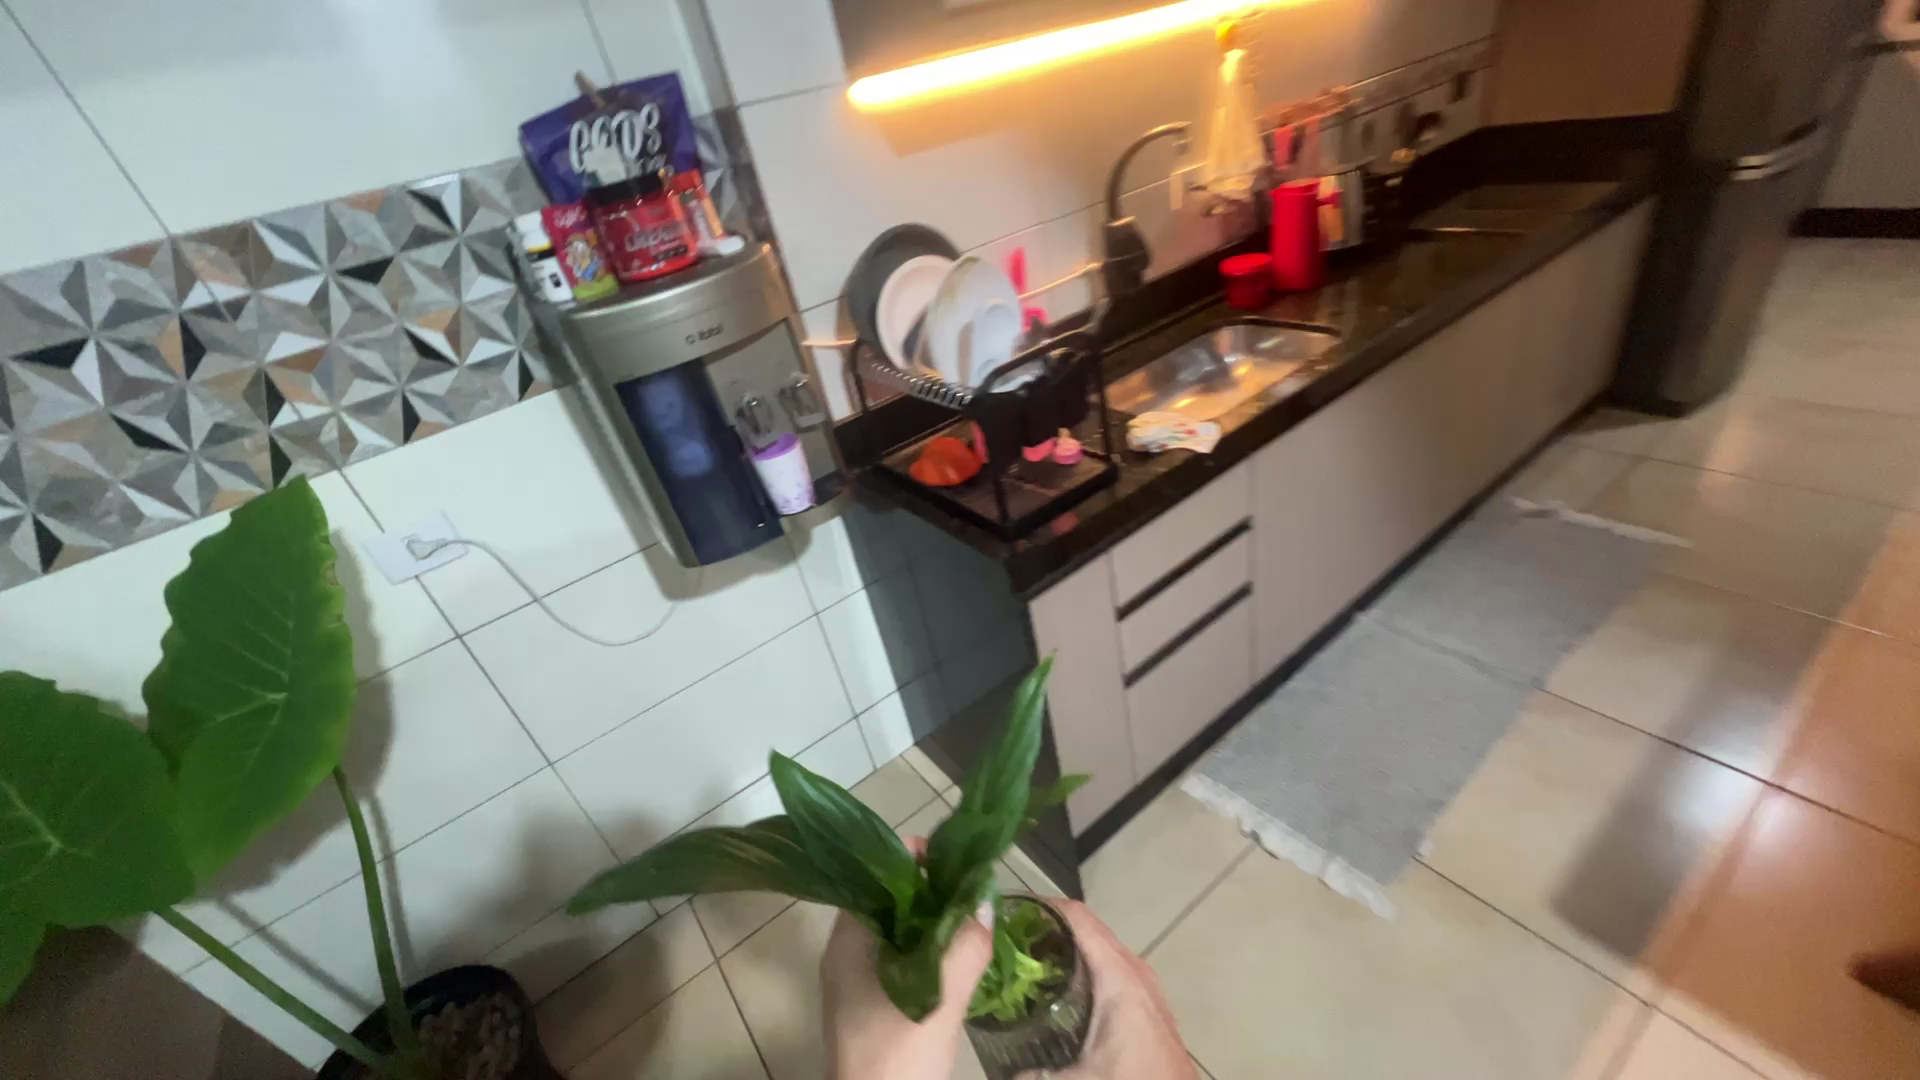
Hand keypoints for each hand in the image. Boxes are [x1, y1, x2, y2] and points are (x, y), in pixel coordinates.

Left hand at [820, 837, 992, 1079]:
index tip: (950, 857)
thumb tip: (985, 902)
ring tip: (973, 916)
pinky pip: (905, 961)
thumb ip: (964, 946)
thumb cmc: (895, 1058)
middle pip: (891, 901)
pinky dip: (931, 952)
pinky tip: (961, 958)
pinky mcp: (874, 1008)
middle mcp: (848, 953)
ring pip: (901, 933)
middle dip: (931, 890)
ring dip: (935, 922)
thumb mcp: (938, 999)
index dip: (911, 858)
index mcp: (848, 940)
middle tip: (971, 887)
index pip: (876, 875)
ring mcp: (859, 983)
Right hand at [1027, 900, 1196, 1079]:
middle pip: (1089, 928)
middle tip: (1015, 940)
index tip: (1015, 911)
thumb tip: (1005, 1072)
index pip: (1079, 918)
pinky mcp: (1149, 1001)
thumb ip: (1036, 1074)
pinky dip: (1089, 964)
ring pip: (1102, 947)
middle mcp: (1134, 969)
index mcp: (1118, 975)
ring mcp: (1145, 984)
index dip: (1046, 907)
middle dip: (1052, 928)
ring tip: (1035, 961)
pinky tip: (1068, 987)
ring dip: (1071, 946)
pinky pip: (1113, 965)